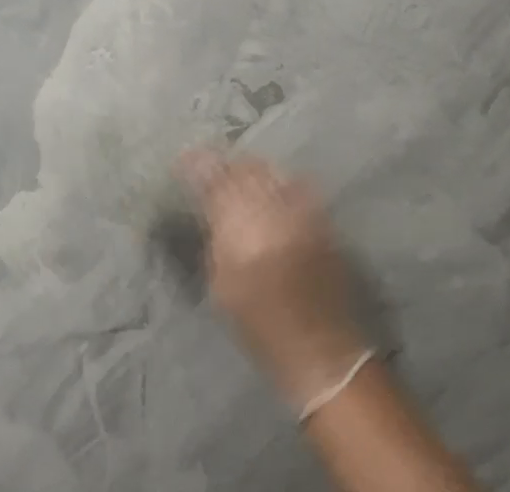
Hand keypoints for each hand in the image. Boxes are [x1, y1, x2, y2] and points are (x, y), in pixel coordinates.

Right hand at [177, 149, 369, 407]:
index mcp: (240, 227)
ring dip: (255, 170)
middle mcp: (272, 211)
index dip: (198, 166)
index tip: (184, 160)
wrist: (322, 350)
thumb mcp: (222, 285)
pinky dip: (284, 182)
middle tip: (212, 165)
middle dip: (227, 164)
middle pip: (246, 170)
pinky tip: (277, 185)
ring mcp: (302, 214)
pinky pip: (300, 189)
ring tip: (242, 171)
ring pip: (274, 175)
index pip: (214, 182)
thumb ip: (215, 241)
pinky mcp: (324, 223)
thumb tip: (210, 213)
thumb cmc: (261, 326)